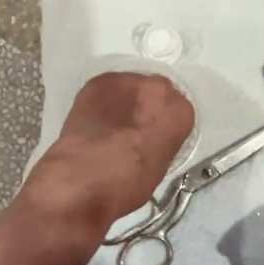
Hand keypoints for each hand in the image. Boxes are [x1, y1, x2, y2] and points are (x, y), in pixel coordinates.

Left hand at [27, 72, 193, 229]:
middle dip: (145, 108)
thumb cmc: (127, 184)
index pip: (178, 112)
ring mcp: (126, 81)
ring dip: (123, 103)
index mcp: (180, 112)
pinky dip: (102, 102)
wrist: (83, 178)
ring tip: (109, 127)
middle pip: (155, 93)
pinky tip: (94, 121)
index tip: (153, 139)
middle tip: (131, 130)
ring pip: (130, 89)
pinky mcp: (97, 81)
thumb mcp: (158, 167)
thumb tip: (148, 140)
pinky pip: (106, 90)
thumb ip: (160, 143)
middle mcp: (158, 88)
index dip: (163, 127)